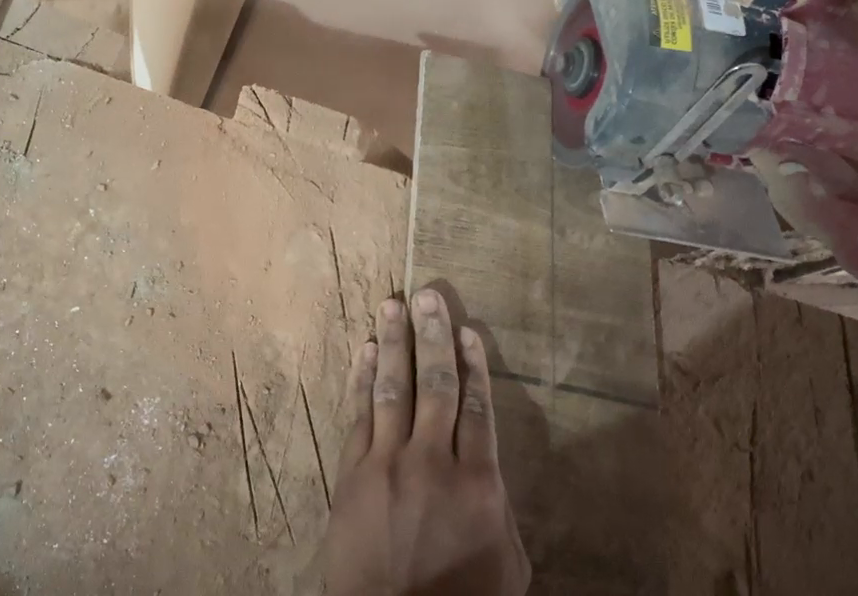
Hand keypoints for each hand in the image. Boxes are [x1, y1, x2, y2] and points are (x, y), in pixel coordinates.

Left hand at [318, 288, 528, 595]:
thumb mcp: (504, 563)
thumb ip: (495, 507)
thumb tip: (484, 466)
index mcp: (479, 485)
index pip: (477, 410)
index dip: (473, 367)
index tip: (467, 331)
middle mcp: (433, 463)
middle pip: (436, 386)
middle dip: (432, 337)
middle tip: (428, 295)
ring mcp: (387, 463)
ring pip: (392, 389)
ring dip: (393, 344)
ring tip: (392, 305)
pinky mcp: (352, 472)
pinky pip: (358, 414)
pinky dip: (360, 379)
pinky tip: (362, 350)